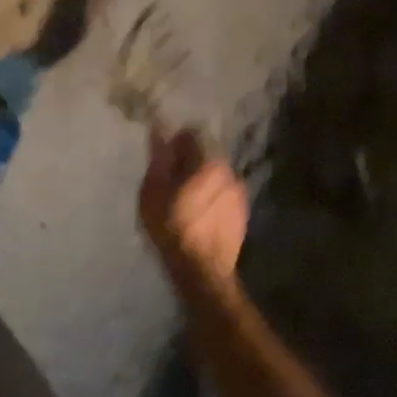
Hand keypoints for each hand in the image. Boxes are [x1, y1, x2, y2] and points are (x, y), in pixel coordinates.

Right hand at [138, 127, 248, 281]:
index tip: (161, 157)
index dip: (173, 142)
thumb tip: (159, 124)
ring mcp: (240, 195)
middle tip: (167, 180)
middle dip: (187, 162)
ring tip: (182, 198)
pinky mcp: (242, 215)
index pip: (192, 134)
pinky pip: (223, 194)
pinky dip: (210, 196)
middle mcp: (231, 173)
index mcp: (209, 162)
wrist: (202, 272)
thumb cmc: (171, 226)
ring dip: (200, 179)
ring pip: (215, 176)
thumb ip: (160, 155)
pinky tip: (198, 213)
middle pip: (205, 155)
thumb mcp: (154, 187)